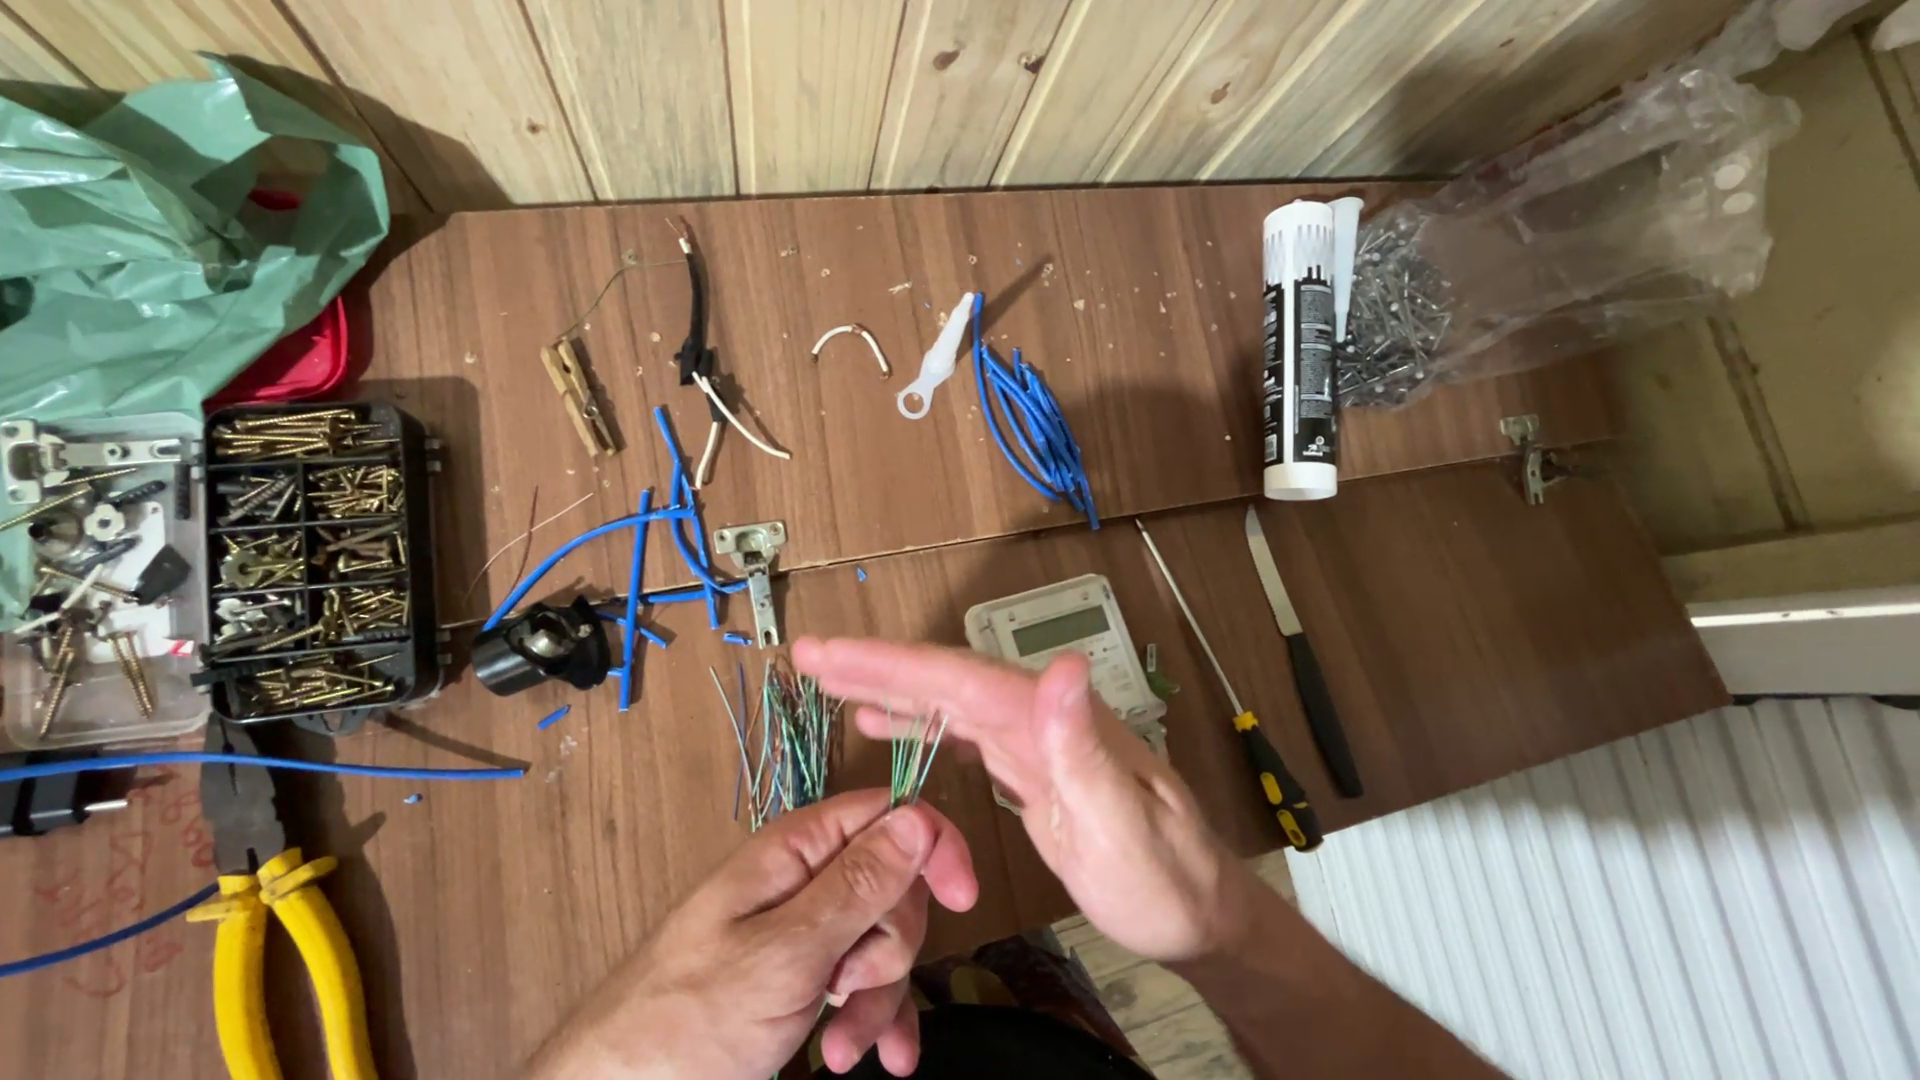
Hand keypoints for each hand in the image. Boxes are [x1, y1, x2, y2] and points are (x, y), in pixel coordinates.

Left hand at [526, 791, 977, 1078]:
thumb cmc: (692, 1020)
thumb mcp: (784, 954)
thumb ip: (857, 886)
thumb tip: (919, 819)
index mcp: (798, 849)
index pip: (889, 813)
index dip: (932, 847)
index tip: (963, 898)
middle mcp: (807, 880)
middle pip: (895, 884)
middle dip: (891, 944)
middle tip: (849, 983)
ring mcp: (807, 932)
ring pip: (883, 942)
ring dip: (878, 997)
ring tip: (841, 1049)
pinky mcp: (807, 980)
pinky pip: (866, 985)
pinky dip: (877, 1019)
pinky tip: (878, 1059)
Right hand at [794, 637, 1254, 963]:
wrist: (1196, 912)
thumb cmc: (1166, 880)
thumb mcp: (1128, 827)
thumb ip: (1087, 750)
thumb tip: (1060, 666)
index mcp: (1058, 722)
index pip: (964, 679)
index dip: (895, 663)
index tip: (832, 653)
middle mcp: (1043, 717)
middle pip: (949, 678)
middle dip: (879, 664)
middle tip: (812, 655)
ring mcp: (1035, 741)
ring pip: (950, 700)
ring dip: (890, 686)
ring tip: (831, 678)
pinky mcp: (1028, 768)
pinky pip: (962, 733)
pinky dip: (918, 721)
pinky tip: (884, 722)